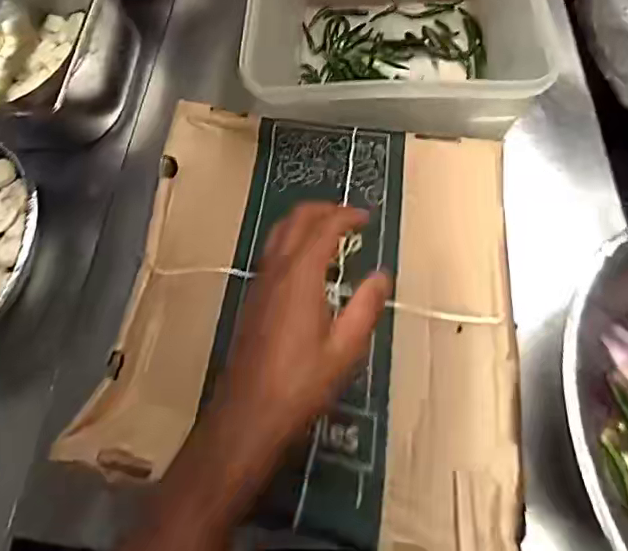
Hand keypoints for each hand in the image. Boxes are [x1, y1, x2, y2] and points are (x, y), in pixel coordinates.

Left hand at [207, 203, 391, 469]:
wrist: (245, 418)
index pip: (324, 227)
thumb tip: (381, 276)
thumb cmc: (299, 386)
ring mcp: (260, 282)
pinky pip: (273, 250)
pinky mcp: (253, 298)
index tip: (365, 217)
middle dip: (324, 209)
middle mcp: (277, 270)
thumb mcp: (345, 350)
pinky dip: (293, 240)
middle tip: (349, 216)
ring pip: (280, 231)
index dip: (347, 216)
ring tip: (330, 232)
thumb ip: (365, 307)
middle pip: (297, 218)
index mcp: (301, 275)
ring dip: (306, 221)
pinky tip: (308, 264)